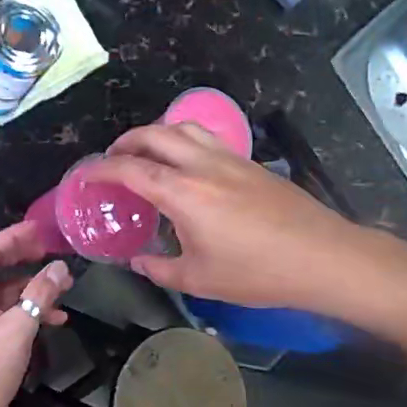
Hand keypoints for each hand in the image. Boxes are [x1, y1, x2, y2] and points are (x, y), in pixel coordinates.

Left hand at [0, 221, 73, 406]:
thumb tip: (60, 268)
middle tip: (53, 249)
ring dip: (33, 287)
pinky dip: (30, 312)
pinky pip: (9, 314)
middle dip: (26, 257)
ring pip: (6, 292)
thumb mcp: (18, 328)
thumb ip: (39, 295)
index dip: (15, 235)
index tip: (42, 228)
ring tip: (65, 285)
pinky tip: (56, 317)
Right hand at [91, 124, 406, 310]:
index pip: (130, 169)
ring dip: (156, 133)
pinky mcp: (250, 163)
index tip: (84, 175)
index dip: (101, 168)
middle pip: (155, 134)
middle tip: (111, 158)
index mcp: (183, 193)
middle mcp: (203, 165)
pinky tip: (186, 165)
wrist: (321, 257)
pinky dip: (183, 141)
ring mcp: (230, 159)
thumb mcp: (200, 280)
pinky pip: (207, 138)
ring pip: (184, 127)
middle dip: (125, 141)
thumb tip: (138, 262)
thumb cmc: (257, 273)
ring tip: (146, 153)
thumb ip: (160, 270)